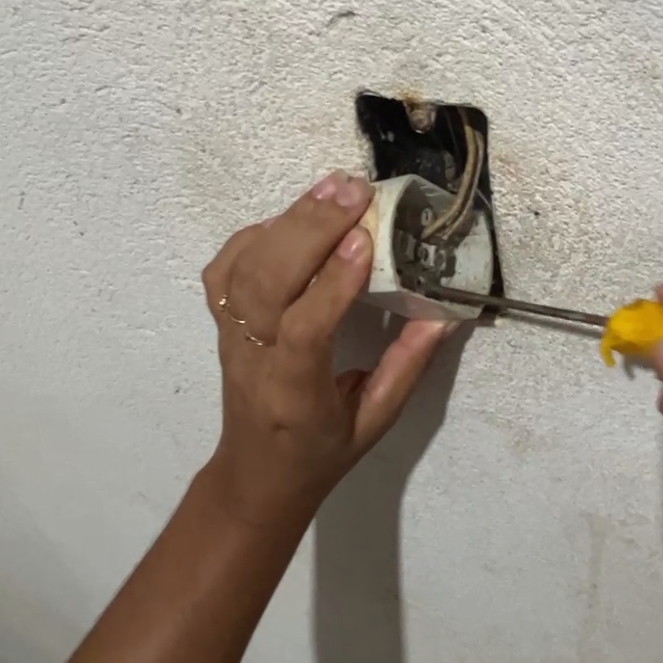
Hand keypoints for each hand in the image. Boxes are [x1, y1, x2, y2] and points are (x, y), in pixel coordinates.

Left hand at [198, 171, 454, 524]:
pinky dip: (258, 232)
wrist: (253, 475)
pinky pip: (225, 266)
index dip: (332, 283)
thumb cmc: (320, 453)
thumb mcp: (374, 423)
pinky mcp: (220, 320)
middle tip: (353, 191)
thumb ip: (406, 368)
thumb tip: (441, 315)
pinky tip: (293, 215)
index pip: (304, 330)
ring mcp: (229, 336)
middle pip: (266, 283)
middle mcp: (253, 359)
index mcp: (293, 395)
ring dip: (287, 220)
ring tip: (331, 187)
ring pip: (241, 267)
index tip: (364, 238)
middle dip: (310, 229)